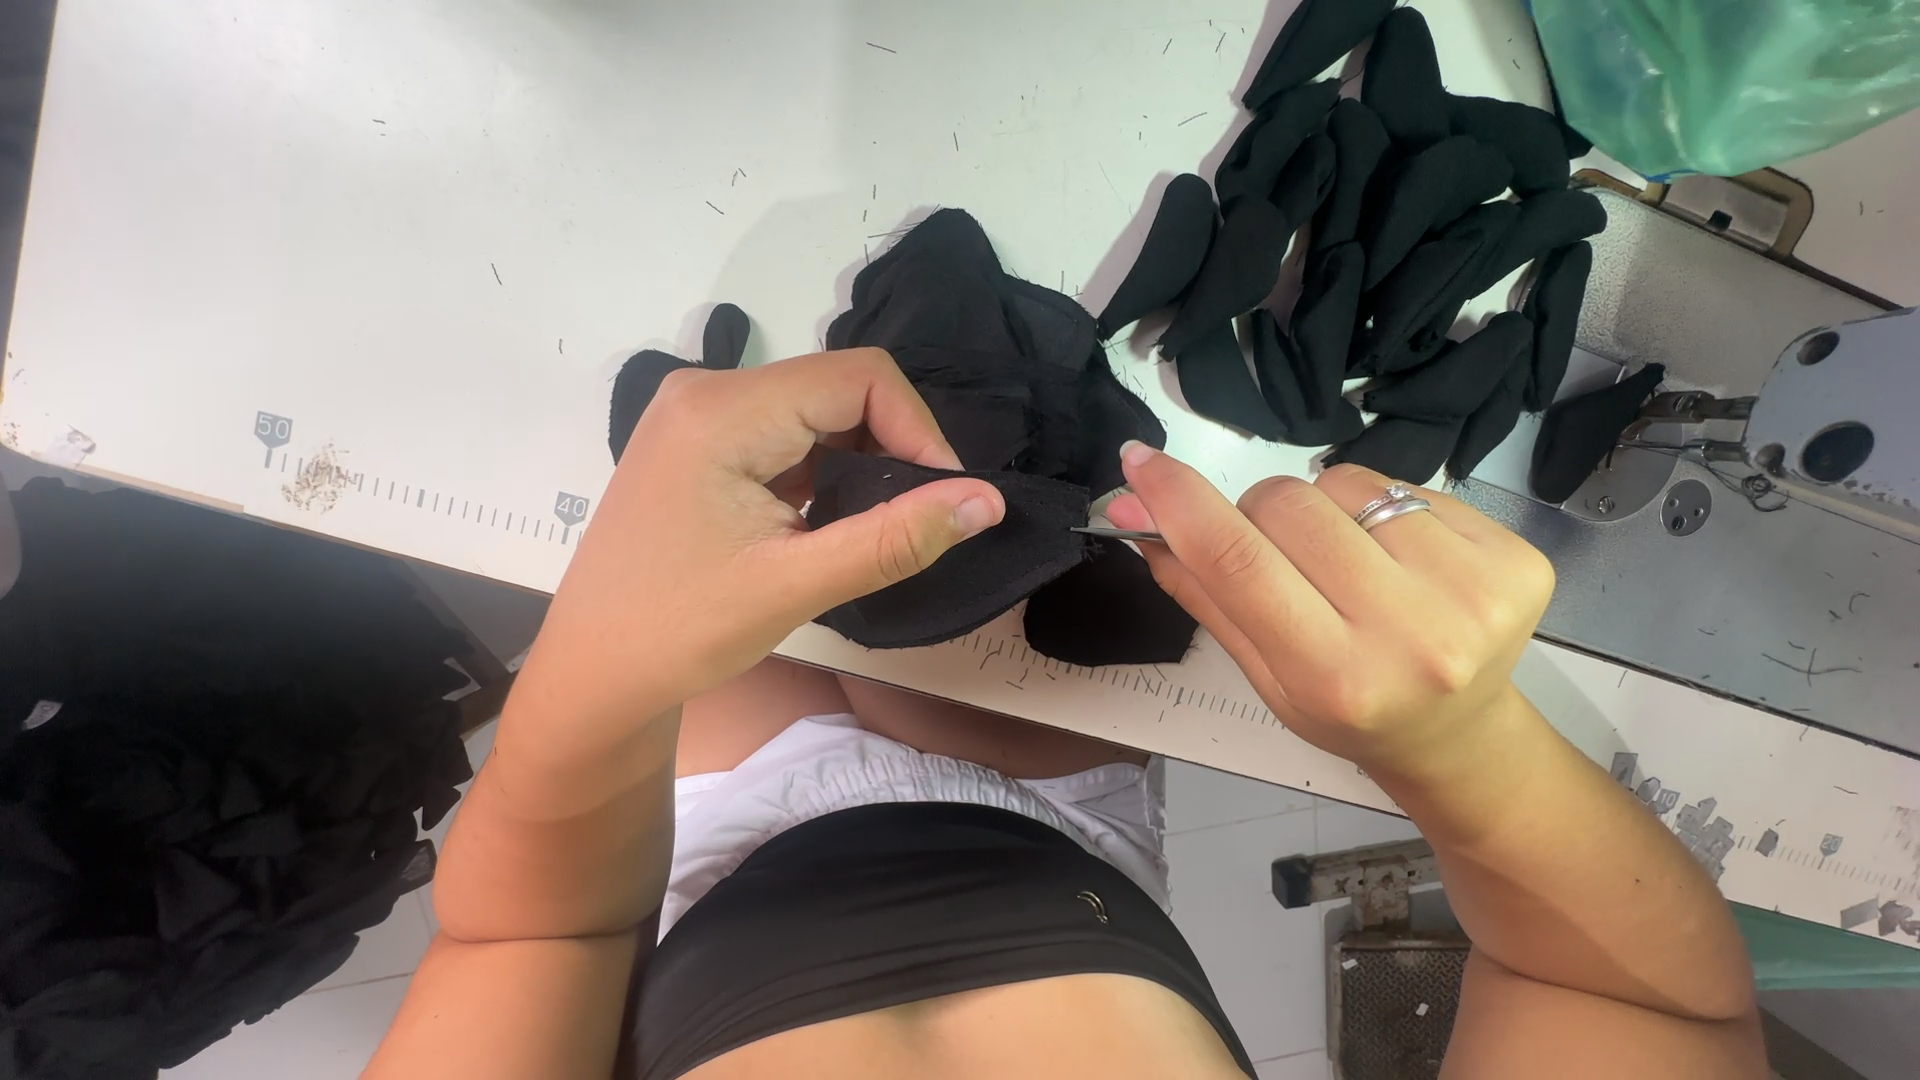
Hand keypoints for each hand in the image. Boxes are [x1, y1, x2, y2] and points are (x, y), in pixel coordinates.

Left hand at [525, 349, 1004, 735]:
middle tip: (910, 519)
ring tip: (870, 526)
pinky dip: (825, 470)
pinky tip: (826, 520)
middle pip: (837, 388)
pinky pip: (786, 435)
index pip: (858, 377)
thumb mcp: (796, 585)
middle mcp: (707, 392)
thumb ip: (895, 538)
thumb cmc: (680, 633)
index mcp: (723, 411)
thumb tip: (987, 501)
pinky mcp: (700, 444)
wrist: (593, 674)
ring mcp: (699, 416)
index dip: (917, 429)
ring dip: (859, 461)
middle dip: (891, 446)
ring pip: (815, 412)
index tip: (942, 499)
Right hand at [1106, 443, 1553, 778]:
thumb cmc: (1343, 712)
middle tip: (1271, 552)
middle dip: (1255, 512)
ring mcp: (1474, 591)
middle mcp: (1410, 633)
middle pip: (1286, 505)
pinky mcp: (1515, 557)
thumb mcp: (1258, 672)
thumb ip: (1197, 588)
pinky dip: (1376, 508)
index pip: (1237, 561)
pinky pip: (1404, 483)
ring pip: (1342, 482)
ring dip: (1319, 510)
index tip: (1139, 462)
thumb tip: (1131, 514)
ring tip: (1341, 560)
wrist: (1459, 736)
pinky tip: (1393, 559)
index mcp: (1332, 676)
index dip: (1178, 501)